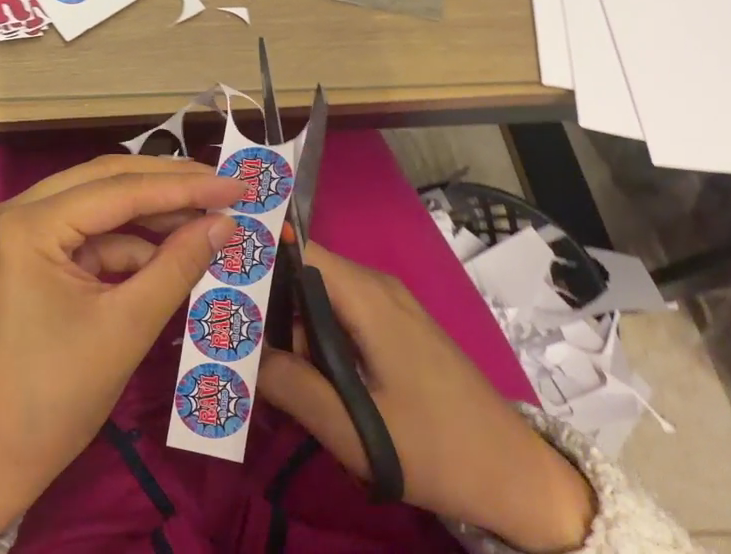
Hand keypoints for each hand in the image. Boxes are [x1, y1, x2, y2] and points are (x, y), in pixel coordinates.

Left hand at [0, 155, 244, 550]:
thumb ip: (178, 265)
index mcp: (27, 225)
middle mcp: (15, 212)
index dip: (183, 185)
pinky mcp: (29, 253)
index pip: (117, 190)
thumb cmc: (60, 393)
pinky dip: (129, 242)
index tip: (238, 183)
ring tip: (210, 216)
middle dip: (168, 186)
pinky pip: (88, 233)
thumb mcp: (128, 325)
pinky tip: (173, 249)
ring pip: (98, 204)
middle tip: (228, 187)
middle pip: (104, 183)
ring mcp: (18, 231)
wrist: (2, 449)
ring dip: (151, 214)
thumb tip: (226, 223)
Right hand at [258, 244, 595, 553]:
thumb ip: (287, 384)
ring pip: (317, 301)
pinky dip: (313, 343)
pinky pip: (339, 320)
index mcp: (367, 296)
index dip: (251, 257)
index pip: (295, 248)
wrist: (520, 481)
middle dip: (263, 306)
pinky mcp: (396, 333)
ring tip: (260, 371)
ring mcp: (391, 310)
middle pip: (301, 276)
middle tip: (227, 342)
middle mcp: (377, 289)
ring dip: (287, 332)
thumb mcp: (350, 427)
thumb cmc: (436, 449)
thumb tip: (235, 353)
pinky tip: (301, 381)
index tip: (210, 278)